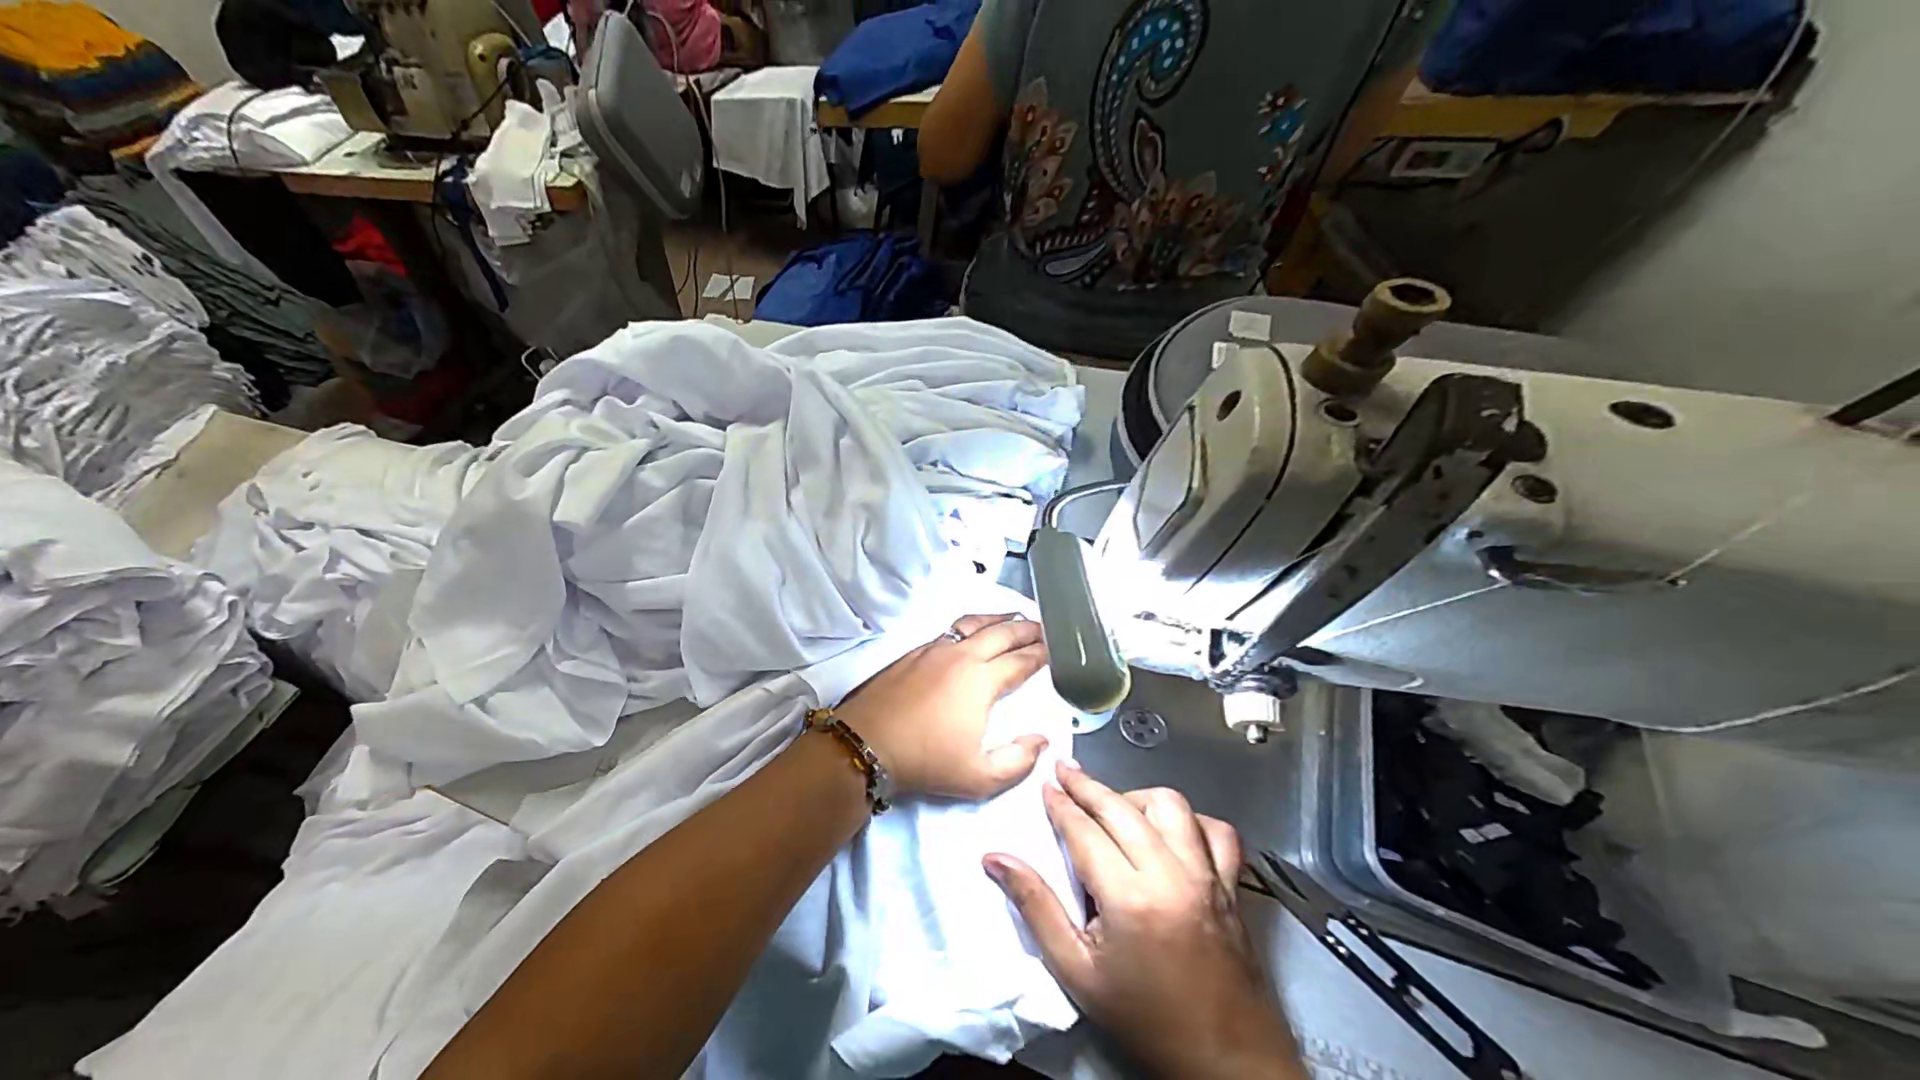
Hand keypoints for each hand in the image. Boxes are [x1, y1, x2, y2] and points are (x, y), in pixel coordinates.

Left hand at [833, 613, 1049, 798]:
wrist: (865, 744)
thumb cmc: (925, 762)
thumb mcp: (979, 778)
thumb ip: (1018, 761)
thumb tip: (1040, 739)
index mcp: (981, 680)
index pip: (1021, 661)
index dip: (1041, 655)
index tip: (1055, 651)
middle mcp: (961, 656)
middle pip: (1002, 633)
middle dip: (1026, 629)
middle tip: (1043, 629)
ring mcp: (934, 649)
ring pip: (974, 623)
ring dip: (998, 620)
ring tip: (1012, 619)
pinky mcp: (913, 652)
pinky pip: (951, 629)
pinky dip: (971, 626)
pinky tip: (971, 634)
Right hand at [985, 763, 1301, 1079]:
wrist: (1224, 1059)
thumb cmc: (1144, 1018)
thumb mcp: (1077, 973)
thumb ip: (1036, 907)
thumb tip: (995, 859)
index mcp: (1130, 897)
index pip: (1085, 830)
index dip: (1061, 804)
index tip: (1045, 785)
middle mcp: (1172, 874)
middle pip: (1123, 808)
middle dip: (1088, 787)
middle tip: (1064, 773)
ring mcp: (1207, 875)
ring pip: (1171, 806)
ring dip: (1136, 797)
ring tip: (1112, 806)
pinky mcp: (1230, 884)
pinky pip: (1216, 831)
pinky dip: (1191, 820)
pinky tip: (1171, 830)